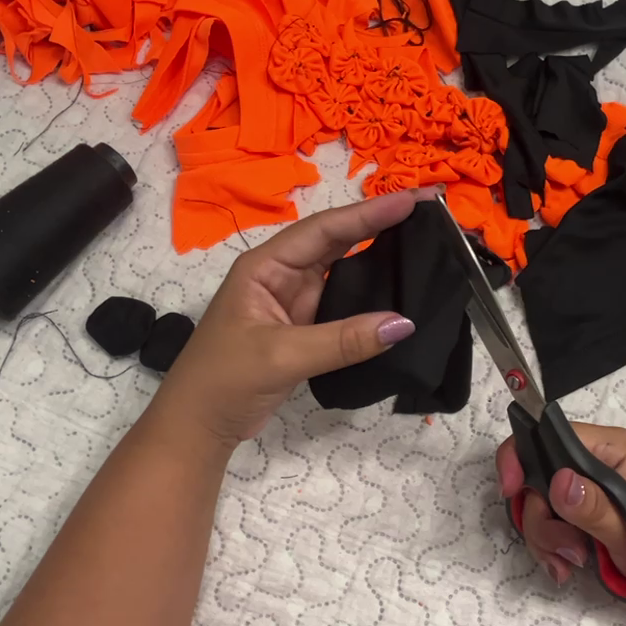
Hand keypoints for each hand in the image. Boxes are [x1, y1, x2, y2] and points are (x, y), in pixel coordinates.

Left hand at [152, 190, 424, 446]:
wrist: (198, 426)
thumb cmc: (224, 380)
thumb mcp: (281, 356)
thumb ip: (342, 340)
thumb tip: (404, 324)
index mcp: (265, 266)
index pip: (323, 230)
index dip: (367, 214)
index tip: (411, 200)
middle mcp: (281, 277)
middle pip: (336, 242)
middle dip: (378, 225)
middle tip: (427, 211)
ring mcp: (295, 304)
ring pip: (343, 272)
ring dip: (378, 259)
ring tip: (423, 243)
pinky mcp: (305, 331)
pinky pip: (344, 306)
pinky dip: (371, 298)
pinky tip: (399, 293)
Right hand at [496, 423, 625, 606]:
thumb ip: (594, 508)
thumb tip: (558, 482)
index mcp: (612, 449)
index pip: (549, 434)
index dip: (521, 457)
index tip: (510, 491)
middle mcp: (595, 461)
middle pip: (537, 475)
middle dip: (540, 517)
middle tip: (564, 550)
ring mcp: (588, 487)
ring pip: (538, 503)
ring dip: (545, 537)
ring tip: (571, 564)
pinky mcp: (583, 511)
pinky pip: (549, 522)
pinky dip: (550, 546)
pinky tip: (566, 567)